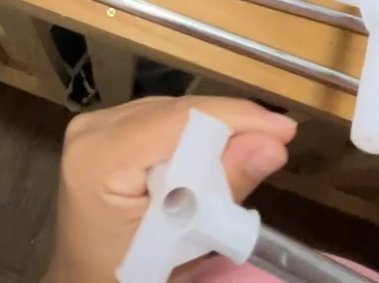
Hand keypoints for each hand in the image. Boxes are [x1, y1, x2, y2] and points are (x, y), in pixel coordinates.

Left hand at [45, 97, 296, 281]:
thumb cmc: (126, 275)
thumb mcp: (177, 243)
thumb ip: (222, 189)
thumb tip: (272, 145)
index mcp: (99, 155)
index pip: (179, 121)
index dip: (234, 118)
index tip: (284, 128)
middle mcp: (94, 126)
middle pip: (178, 112)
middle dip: (231, 123)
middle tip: (279, 137)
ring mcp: (97, 123)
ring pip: (174, 111)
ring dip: (215, 128)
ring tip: (256, 143)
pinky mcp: (106, 127)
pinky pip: (162, 120)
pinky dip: (194, 136)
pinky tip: (219, 149)